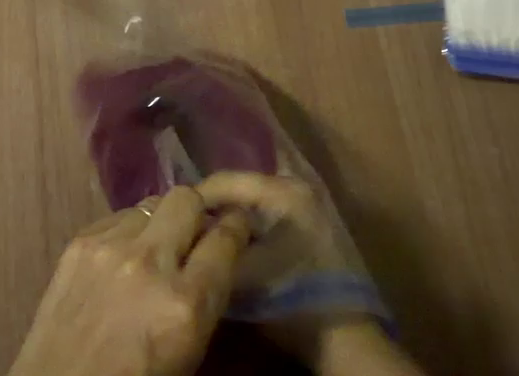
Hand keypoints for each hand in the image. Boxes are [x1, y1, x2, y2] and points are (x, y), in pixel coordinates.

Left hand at [7, 186, 251, 375]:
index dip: (237, 227)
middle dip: (199, 211)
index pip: (225, 239)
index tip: (240, 224)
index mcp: (185, 304)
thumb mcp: (189, 349)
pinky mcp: (79, 241)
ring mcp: (110, 247)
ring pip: (151, 202)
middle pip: (187, 200)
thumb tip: (217, 253)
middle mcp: (149, 263)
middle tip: (198, 229)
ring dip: (162, 221)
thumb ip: (206, 295)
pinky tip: (124, 255)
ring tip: (157, 245)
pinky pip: (119, 217)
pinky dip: (130, 229)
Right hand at [198, 173, 425, 375]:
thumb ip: (208, 245)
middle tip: (187, 229)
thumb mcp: (241, 273)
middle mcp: (298, 186)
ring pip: (255, 203)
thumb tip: (184, 229)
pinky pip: (270, 215)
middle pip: (240, 189)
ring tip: (208, 239)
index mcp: (282, 189)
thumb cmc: (291, 297)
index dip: (193, 200)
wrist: (346, 338)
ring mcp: (311, 205)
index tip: (171, 220)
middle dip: (213, 208)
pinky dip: (251, 227)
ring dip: (231, 218)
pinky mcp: (316, 225)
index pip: (224, 181)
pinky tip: (237, 248)